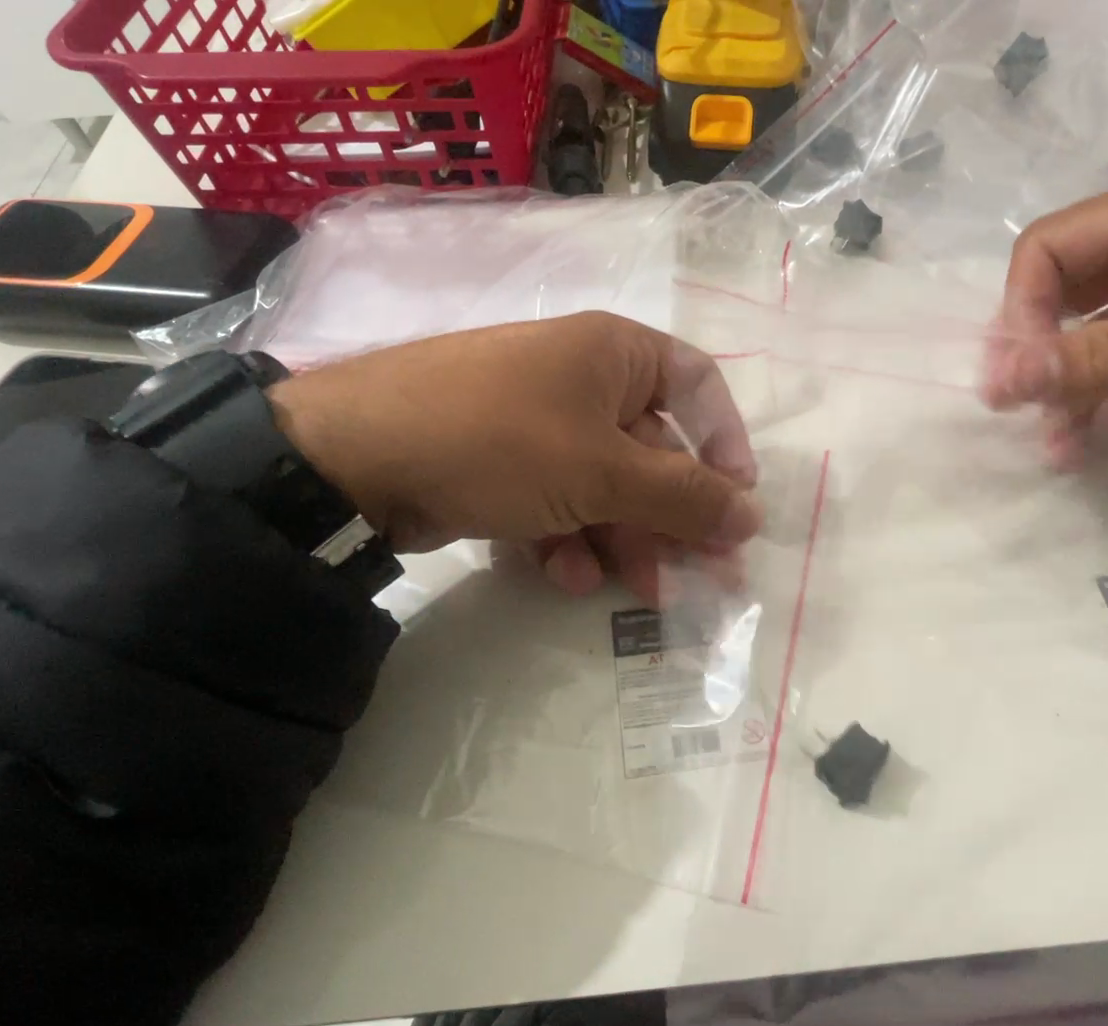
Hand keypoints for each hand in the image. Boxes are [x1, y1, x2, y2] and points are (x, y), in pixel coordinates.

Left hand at [267, 313, 760, 601]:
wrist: (355, 458)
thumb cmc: (501, 442)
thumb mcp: (603, 472)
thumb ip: (683, 496)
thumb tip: (752, 516)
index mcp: (613, 354)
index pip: (698, 385)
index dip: (725, 443)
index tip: (735, 503)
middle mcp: (579, 380)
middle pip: (651, 450)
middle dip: (673, 517)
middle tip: (698, 578)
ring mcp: (535, 423)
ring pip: (604, 485)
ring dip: (624, 539)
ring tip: (634, 590)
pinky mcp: (498, 464)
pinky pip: (554, 500)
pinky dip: (566, 538)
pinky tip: (562, 574)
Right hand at [982, 175, 1107, 463]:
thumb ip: (1095, 360)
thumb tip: (997, 380)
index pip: (1043, 252)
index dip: (1021, 314)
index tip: (1023, 381)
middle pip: (1062, 302)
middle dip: (1051, 370)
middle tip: (1047, 432)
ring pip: (1097, 342)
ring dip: (1089, 398)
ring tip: (1086, 454)